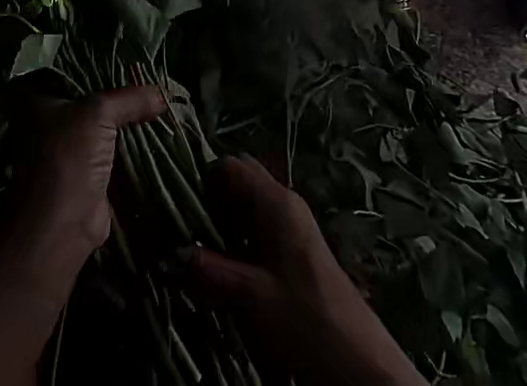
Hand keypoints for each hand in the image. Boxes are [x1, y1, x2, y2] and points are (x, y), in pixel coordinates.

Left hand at [0, 86, 165, 385]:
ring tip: (157, 103)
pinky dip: (128, 142)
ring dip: (125, 119)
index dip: (98, 63)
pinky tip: (154, 131)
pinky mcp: (83, 170)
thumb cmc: (68, 157)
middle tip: (149, 80)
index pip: (70, 68)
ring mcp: (64, 147)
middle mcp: (45, 119)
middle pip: (88, 96)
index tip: (129, 59)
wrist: (62, 224)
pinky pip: (110, 147)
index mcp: (35, 98)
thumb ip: (130, 98)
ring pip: (101, 123)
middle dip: (117, 93)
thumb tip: (163, 95)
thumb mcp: (99, 112)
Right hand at [189, 156, 426, 385]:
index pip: (231, 165)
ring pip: (244, 207)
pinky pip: (254, 229)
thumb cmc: (305, 318)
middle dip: (205, 199)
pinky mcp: (291, 250)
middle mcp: (284, 204)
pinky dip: (232, 239)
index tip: (171, 198)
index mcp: (276, 202)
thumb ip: (209, 270)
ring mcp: (290, 226)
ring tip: (188, 245)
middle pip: (237, 183)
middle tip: (176, 225)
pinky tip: (215, 265)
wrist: (356, 361)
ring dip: (217, 222)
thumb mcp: (251, 295)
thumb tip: (169, 253)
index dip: (199, 174)